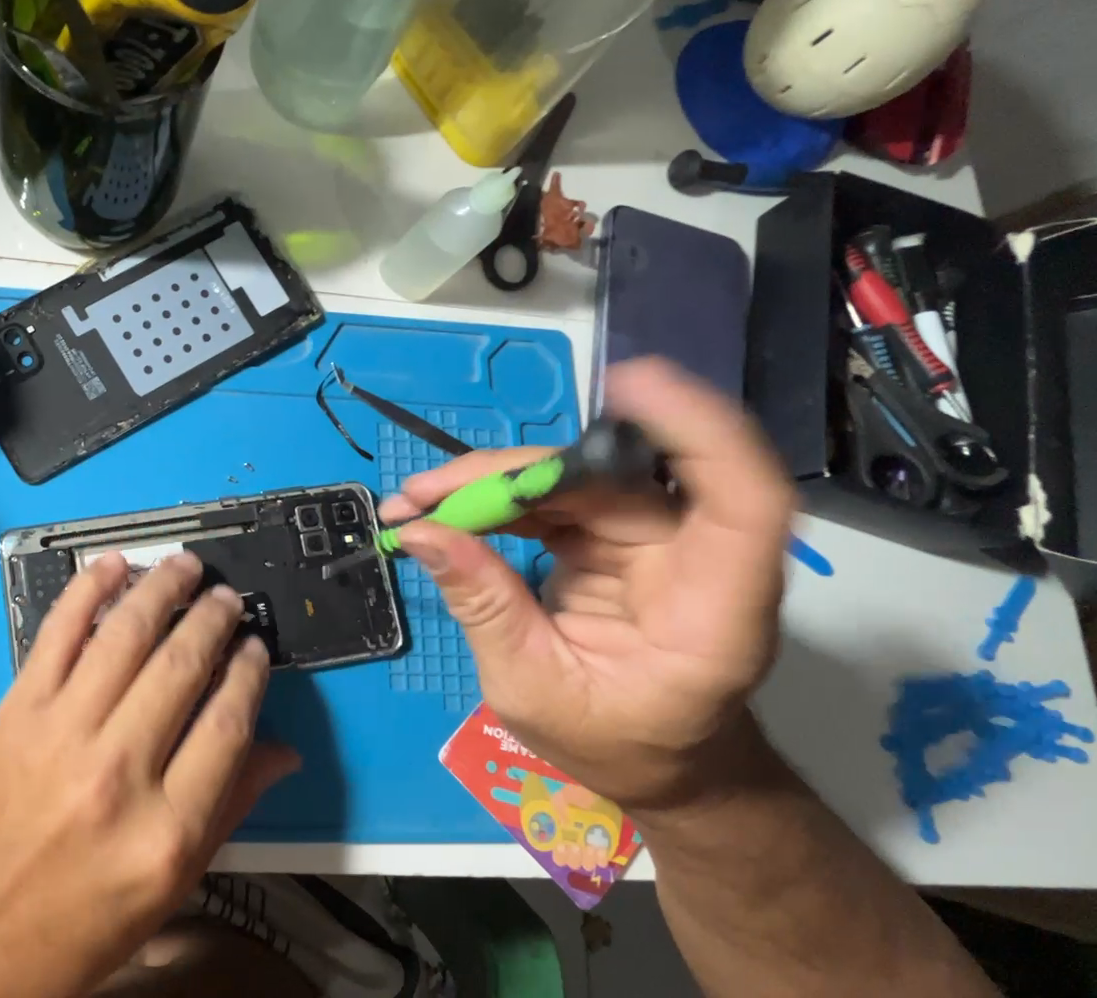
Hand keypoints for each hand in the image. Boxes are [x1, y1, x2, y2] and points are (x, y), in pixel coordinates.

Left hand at [0, 551, 298, 997]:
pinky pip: (57, 636)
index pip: (227, 724)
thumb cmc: (79, 923)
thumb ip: (227, 809)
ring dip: (160, 590)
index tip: (255, 648)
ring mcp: (61, 734)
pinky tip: (112, 566)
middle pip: (180, 669)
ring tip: (185, 567)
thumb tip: (281, 752)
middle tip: (227, 599)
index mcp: (167, 829)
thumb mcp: (170, 887)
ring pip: (124, 638)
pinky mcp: (17, 712)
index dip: (248, 674)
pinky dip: (87, 592)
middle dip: (212, 620)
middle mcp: (117, 772)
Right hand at [381, 358, 795, 812]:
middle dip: (513, 473)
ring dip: (490, 484)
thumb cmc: (618, 744)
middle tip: (423, 493)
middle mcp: (692, 557)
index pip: (738, 496)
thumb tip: (420, 534)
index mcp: (712, 606)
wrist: (661, 767)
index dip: (696, 429)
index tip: (629, 386)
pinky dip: (494, 503)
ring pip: (573, 481)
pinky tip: (442, 511)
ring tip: (414, 502)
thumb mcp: (533, 690)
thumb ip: (485, 608)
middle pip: (613, 480)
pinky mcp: (614, 541)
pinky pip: (553, 501)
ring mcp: (651, 543)